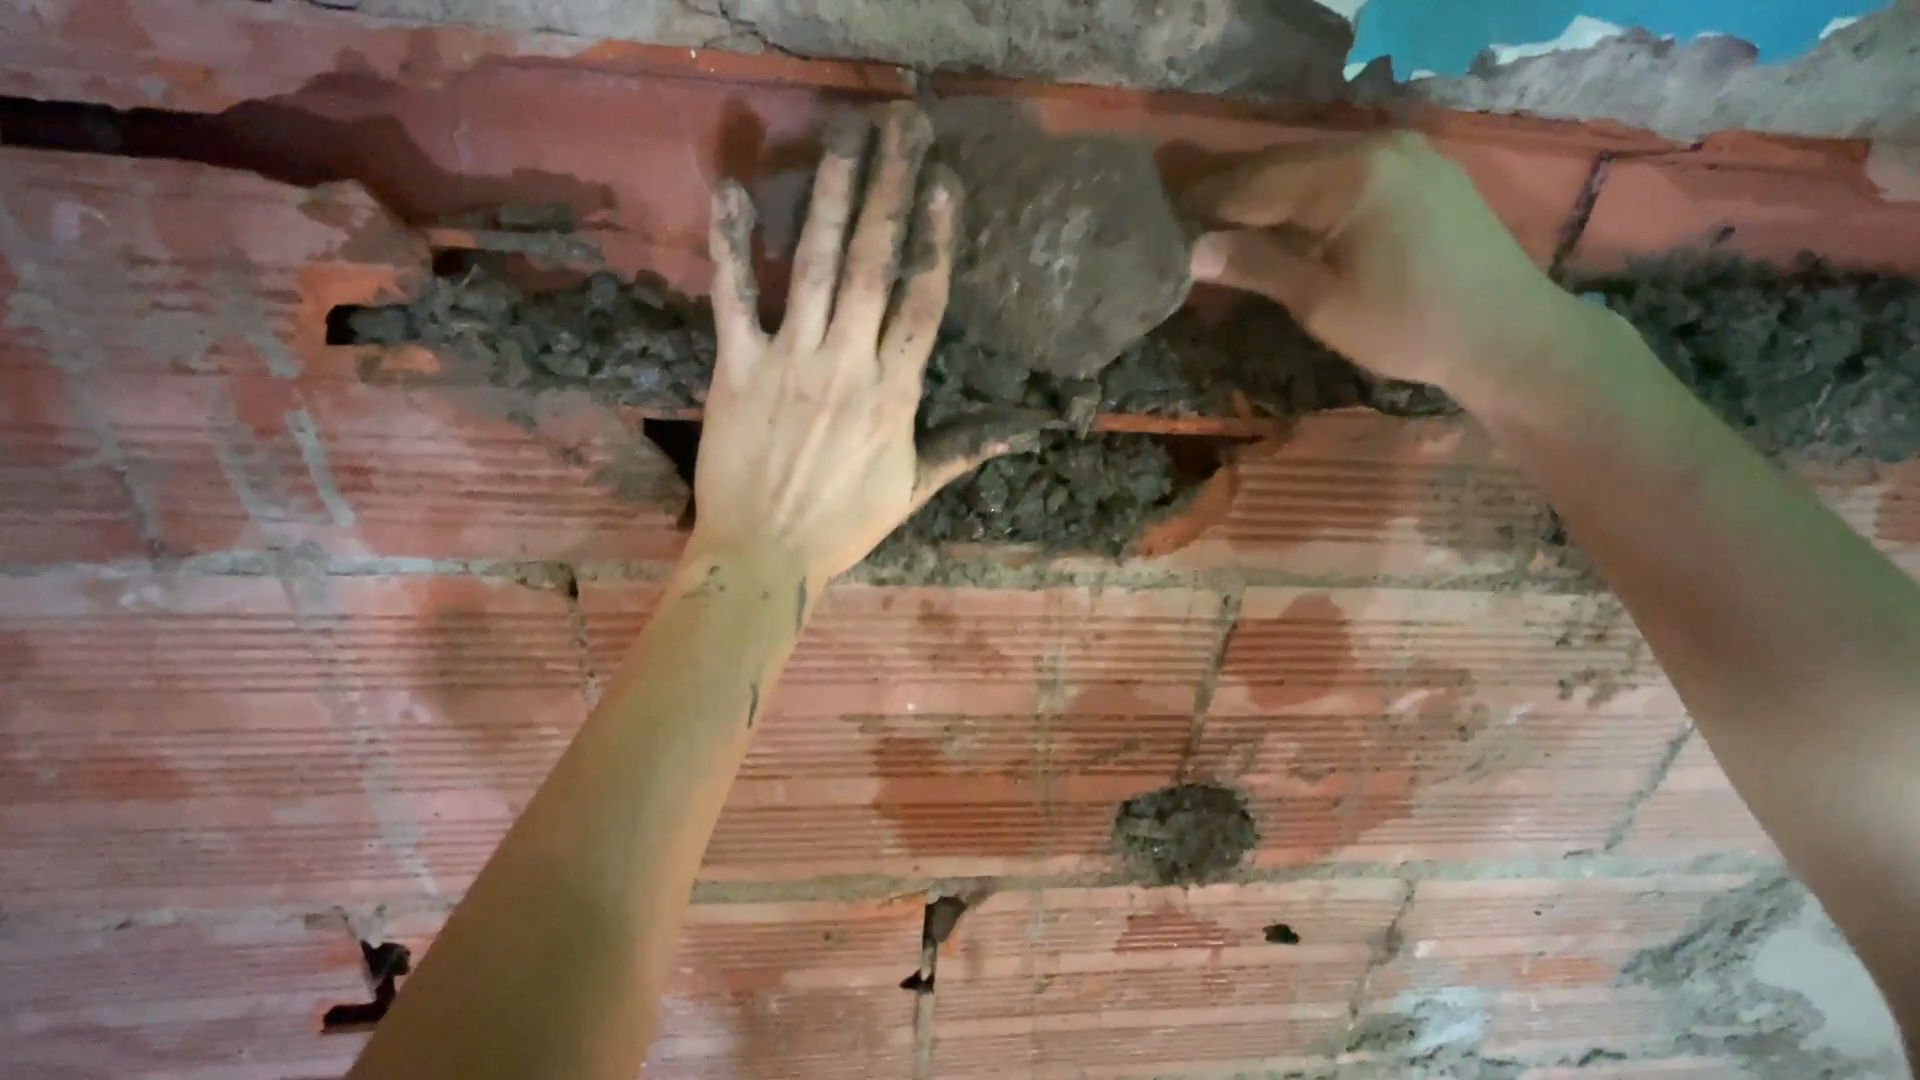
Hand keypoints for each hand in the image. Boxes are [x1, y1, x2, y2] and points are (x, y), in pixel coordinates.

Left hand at [689, 104, 997, 582]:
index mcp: (893, 395)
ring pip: (812, 267)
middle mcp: (845, 365)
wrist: (763, 555)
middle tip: (903, 129)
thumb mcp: (912, 491)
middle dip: (891, 193)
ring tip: (844, 140)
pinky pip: (731, 297)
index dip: (936, 242)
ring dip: (829, 198)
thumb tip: (1022, 430)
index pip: (922, 304)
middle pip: (872, 266)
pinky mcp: (736, 368)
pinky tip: (730, 190)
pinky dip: (728, 244)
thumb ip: (963, 450)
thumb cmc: (842, 526)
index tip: (946, 186)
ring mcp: (789, 362)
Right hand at [1186, 132, 1579, 397]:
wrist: (1510, 335)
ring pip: (1311, 168)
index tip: (1159, 220)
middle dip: (1227, 193)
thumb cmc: (1409, 326)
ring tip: (1217, 221)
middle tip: (1177, 215)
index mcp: (1349, 174)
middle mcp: (1376, 146)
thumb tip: (1191, 250)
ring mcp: (1404, 154)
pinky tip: (1280, 219)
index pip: (1253, 183)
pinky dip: (1304, 196)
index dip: (1202, 203)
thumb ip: (1257, 266)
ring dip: (1264, 194)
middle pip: (1280, 166)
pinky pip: (1344, 175)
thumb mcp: (1322, 302)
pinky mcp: (1420, 173)